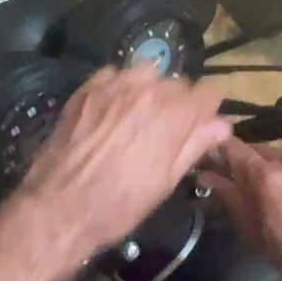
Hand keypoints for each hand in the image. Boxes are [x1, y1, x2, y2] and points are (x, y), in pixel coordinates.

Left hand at [11, 65, 229, 269]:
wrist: (58, 207)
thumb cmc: (118, 204)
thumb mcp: (165, 182)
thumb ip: (195, 146)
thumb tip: (222, 125)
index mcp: (174, 115)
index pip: (209, 92)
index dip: (208, 110)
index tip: (201, 125)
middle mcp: (147, 91)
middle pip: (178, 83)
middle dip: (178, 103)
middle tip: (165, 132)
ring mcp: (113, 86)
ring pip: (146, 73)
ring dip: (149, 90)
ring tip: (138, 117)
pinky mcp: (86, 89)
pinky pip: (113, 75)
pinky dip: (119, 87)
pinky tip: (111, 111)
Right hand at [199, 139, 281, 280]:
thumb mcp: (256, 235)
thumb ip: (232, 200)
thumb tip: (208, 176)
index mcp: (266, 176)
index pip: (233, 148)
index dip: (221, 154)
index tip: (214, 165)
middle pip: (261, 151)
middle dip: (251, 166)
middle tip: (249, 189)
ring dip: (278, 171)